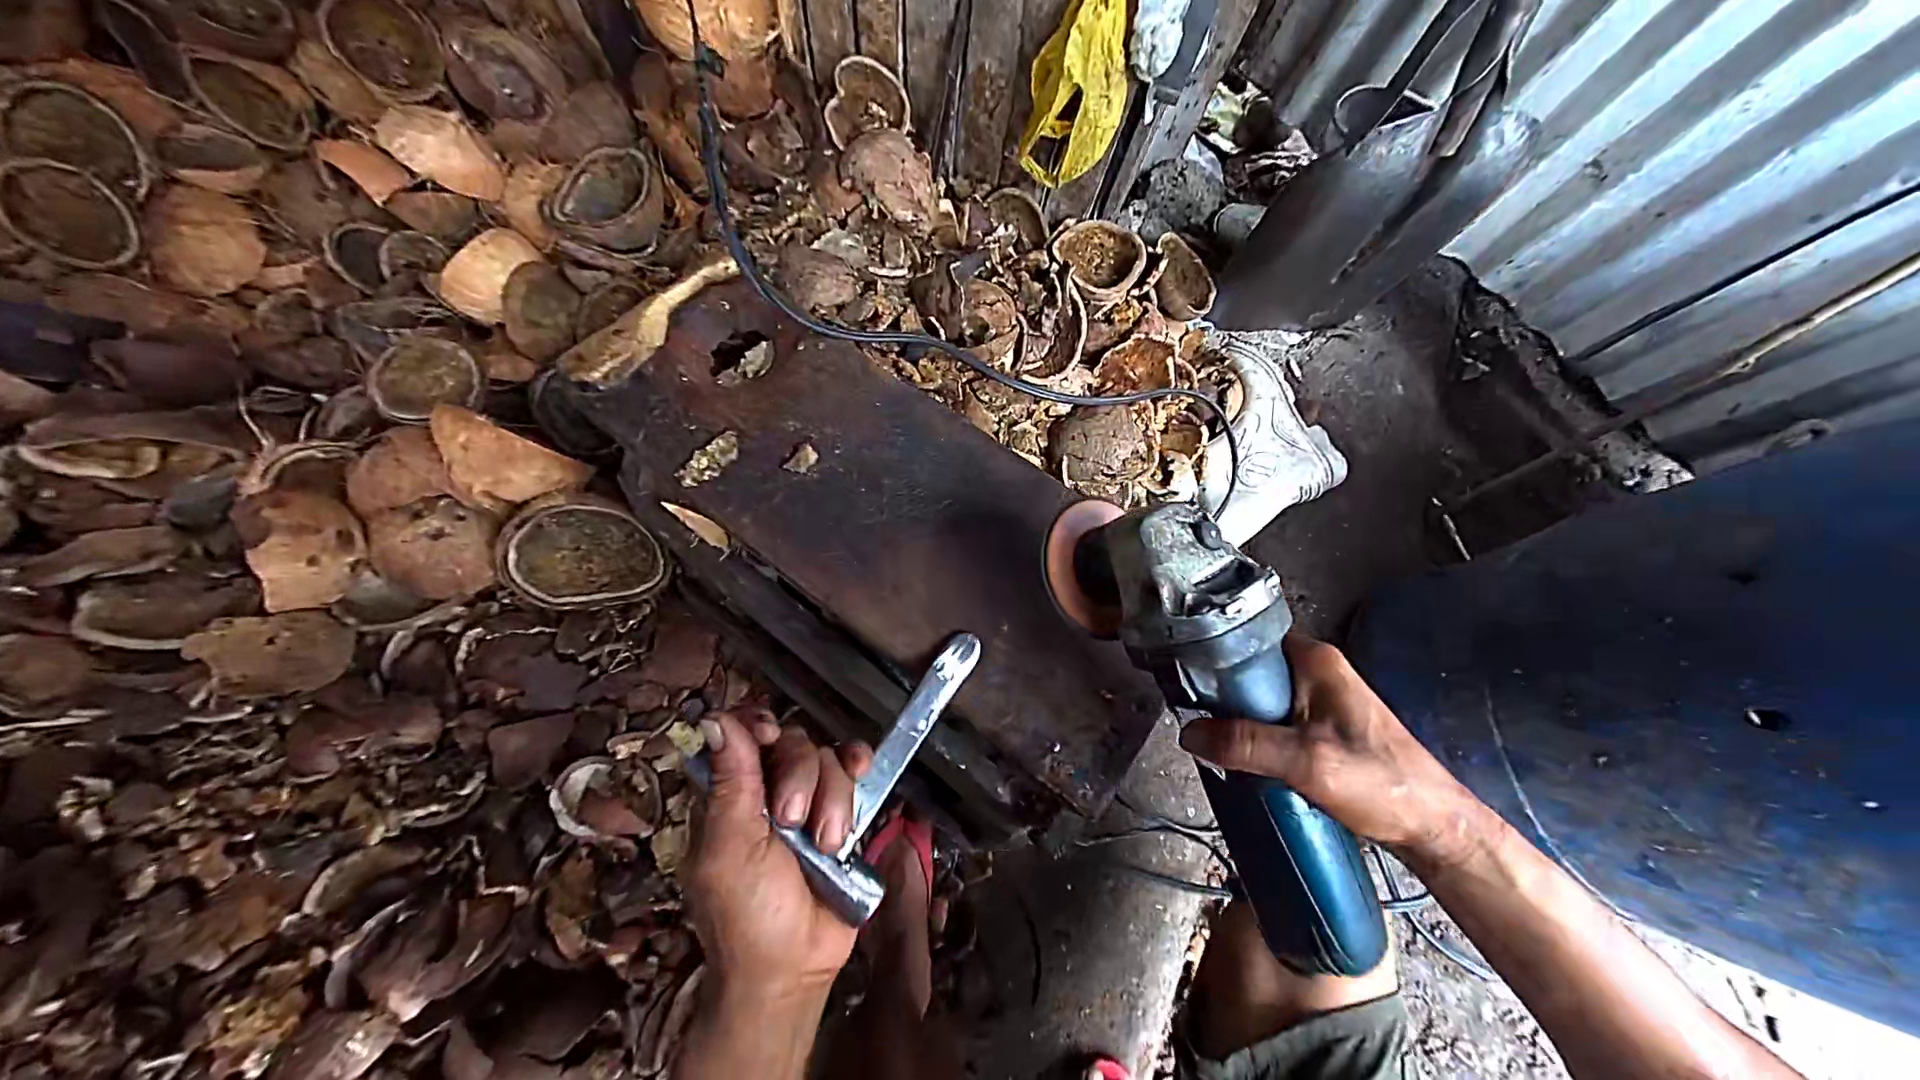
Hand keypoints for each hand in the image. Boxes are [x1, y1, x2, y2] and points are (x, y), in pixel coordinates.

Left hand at [683, 709, 873, 1003]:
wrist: (794, 967)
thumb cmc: (746, 916)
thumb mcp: (729, 848)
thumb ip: (730, 782)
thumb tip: (715, 719)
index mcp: (730, 795)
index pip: (742, 734)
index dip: (758, 726)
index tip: (769, 738)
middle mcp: (769, 789)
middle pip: (792, 742)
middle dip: (800, 778)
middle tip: (793, 822)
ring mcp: (810, 799)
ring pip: (826, 758)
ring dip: (832, 798)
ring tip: (827, 844)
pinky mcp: (843, 811)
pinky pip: (854, 771)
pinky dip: (858, 765)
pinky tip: (862, 769)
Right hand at [1178, 634, 1480, 858]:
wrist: (1433, 829)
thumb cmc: (1383, 785)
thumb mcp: (1305, 762)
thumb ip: (1244, 744)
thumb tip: (1190, 733)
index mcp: (1315, 660)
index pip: (1248, 639)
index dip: (1215, 658)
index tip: (1188, 681)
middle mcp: (1316, 671)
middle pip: (1248, 670)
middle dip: (1224, 696)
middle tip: (1204, 722)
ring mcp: (1319, 699)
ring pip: (1258, 698)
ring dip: (1238, 721)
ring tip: (1221, 743)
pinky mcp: (1320, 726)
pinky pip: (1271, 720)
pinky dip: (1255, 736)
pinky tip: (1248, 759)